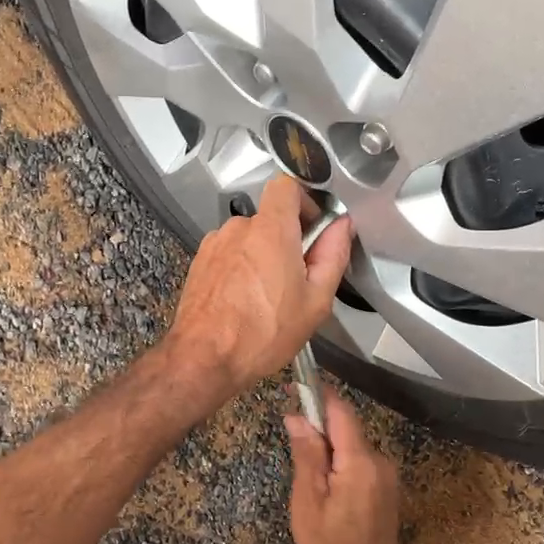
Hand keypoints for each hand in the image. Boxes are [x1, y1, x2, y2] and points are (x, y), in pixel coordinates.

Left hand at [164, 176, 352, 395]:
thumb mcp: (315, 301)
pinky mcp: (201, 263)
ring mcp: (215, 245)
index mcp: (271, 230)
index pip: (287, 184)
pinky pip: (230, 255)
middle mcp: (238, 229)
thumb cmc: (260, 335)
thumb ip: (333, 255)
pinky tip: (247, 302)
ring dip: (262, 257)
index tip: (314, 227)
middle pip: (270, 217)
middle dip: (287, 239)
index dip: (305, 200)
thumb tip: (342, 228)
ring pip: (249, 239)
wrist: (205, 359)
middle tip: (298, 277)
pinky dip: (241, 270)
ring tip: (270, 297)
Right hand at [285, 389, 403, 543]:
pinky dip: (339, 467)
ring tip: (304, 479)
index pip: (341, 411)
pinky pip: (360, 466)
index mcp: (362, 461)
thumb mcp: (308, 500)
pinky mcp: (386, 493)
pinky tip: (324, 493)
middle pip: (347, 429)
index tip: (293, 388)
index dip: (318, 396)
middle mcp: (381, 462)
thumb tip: (296, 415)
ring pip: (352, 449)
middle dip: (319, 429)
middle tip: (290, 446)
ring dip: (328, 451)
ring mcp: (387, 479)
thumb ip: (306, 454)